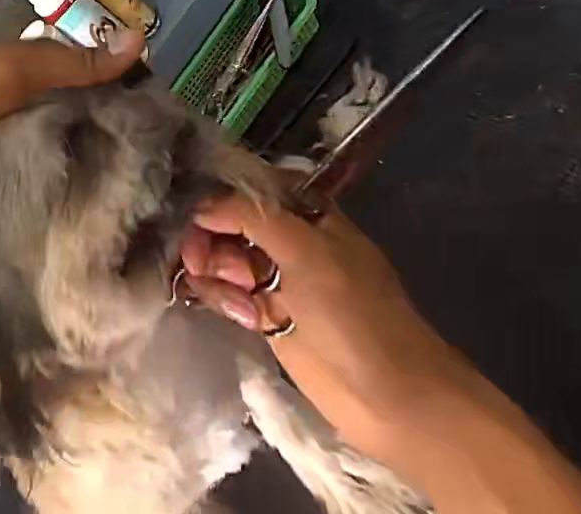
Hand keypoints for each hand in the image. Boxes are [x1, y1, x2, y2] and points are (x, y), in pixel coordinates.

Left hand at [0, 28, 146, 160]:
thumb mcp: (24, 70)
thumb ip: (78, 63)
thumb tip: (142, 37)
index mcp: (44, 53)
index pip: (99, 65)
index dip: (128, 83)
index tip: (159, 116)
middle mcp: (36, 78)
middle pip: (84, 96)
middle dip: (110, 116)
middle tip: (146, 153)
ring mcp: (18, 109)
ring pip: (63, 121)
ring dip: (84, 137)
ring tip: (122, 170)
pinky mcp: (2, 137)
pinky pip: (40, 141)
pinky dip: (57, 151)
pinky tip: (79, 174)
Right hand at [179, 197, 476, 468]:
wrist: (389, 395)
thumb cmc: (354, 311)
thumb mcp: (306, 249)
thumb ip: (251, 216)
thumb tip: (198, 205)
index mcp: (302, 206)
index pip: (243, 185)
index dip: (213, 196)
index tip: (191, 215)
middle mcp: (283, 232)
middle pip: (223, 219)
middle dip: (209, 239)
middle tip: (203, 262)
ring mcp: (271, 272)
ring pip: (218, 255)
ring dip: (216, 273)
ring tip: (242, 302)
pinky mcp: (262, 311)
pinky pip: (222, 290)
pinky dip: (223, 299)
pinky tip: (247, 319)